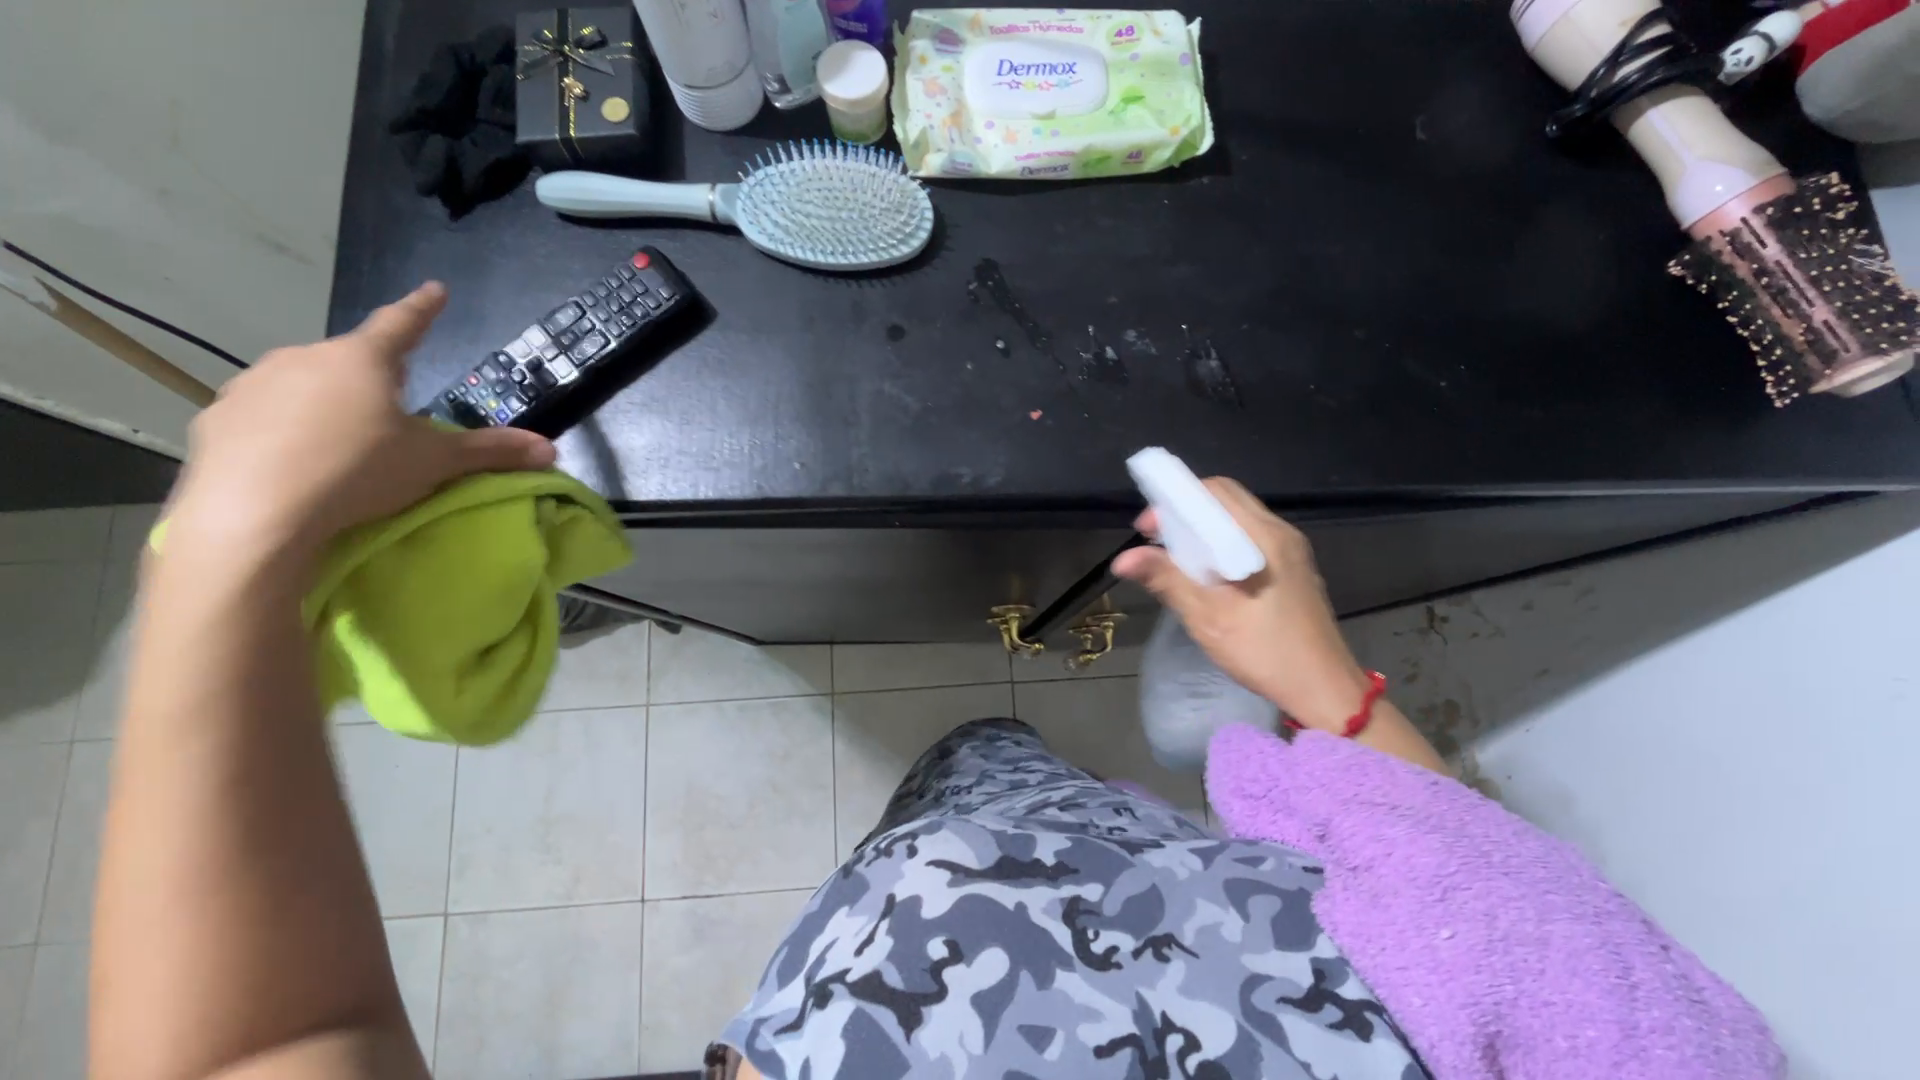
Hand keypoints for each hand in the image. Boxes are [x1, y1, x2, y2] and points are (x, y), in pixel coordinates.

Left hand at [167, 283, 554, 565]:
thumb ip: (490, 452)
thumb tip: (550, 450)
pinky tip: (292, 461)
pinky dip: (282, 430)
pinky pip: (263, 415)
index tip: (434, 289)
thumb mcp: (434, 463)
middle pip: (350, 361)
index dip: (423, 308)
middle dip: (371, 377)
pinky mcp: (217, 419)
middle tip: (389, 408)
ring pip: (302, 386)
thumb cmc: (358, 473)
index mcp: (363, 360)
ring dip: (324, 404)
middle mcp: (304, 358)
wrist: (254, 515)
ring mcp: (253, 385)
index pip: (402, 324)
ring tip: (339, 444)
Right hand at [1111, 477, 1374, 731]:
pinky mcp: (1294, 568)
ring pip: (1240, 521)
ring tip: (1176, 559)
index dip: (1175, 501)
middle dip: (1187, 514)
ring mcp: (1291, 550)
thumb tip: (1123, 558)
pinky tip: (1208, 575)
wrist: (1324, 688)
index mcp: (1264, 537)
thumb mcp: (1208, 618)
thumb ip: (1167, 580)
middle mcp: (1281, 533)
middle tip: (1157, 542)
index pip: (1216, 491)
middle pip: (1228, 501)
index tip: (1147, 529)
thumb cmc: (1265, 652)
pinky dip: (1224, 544)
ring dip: (1204, 530)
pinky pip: (1252, 539)